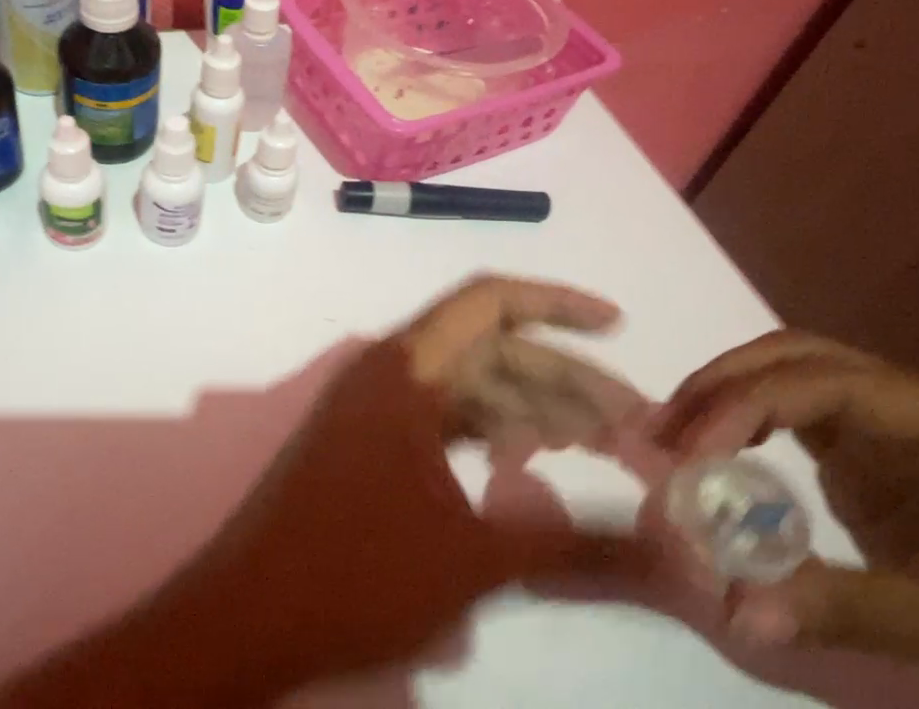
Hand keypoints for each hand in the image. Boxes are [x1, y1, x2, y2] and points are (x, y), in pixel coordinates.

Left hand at [165, 276, 657, 691]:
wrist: (247, 616)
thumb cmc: (356, 574)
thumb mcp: (474, 560)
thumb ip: (574, 546)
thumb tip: (670, 552)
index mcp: (403, 370)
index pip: (488, 302)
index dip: (557, 304)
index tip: (618, 326)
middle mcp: (385, 374)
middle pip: (488, 350)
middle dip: (562, 379)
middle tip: (632, 427)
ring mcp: (371, 410)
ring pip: (464, 386)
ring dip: (527, 407)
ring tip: (595, 446)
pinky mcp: (365, 444)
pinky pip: (438, 417)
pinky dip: (486, 431)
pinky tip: (525, 460)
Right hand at [652, 331, 918, 708]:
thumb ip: (853, 610)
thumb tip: (737, 611)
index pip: (839, 384)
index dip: (752, 403)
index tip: (690, 450)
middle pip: (808, 361)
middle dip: (726, 385)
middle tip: (659, 427)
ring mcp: (904, 436)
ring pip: (795, 382)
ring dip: (726, 399)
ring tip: (667, 436)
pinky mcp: (877, 466)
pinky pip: (796, 426)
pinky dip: (743, 432)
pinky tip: (706, 454)